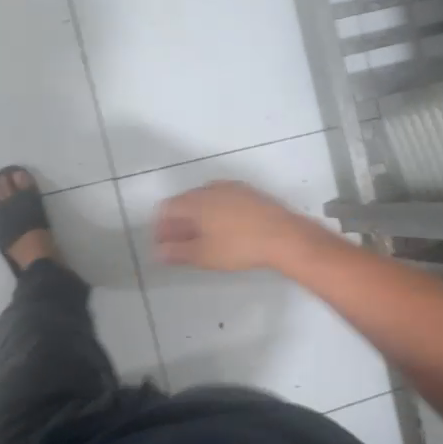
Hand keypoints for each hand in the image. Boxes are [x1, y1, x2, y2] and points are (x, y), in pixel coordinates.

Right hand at [153, 181, 331, 272]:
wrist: (284, 236)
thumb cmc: (239, 247)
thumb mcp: (204, 255)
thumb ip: (177, 252)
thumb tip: (158, 251)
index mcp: (195, 200)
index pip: (167, 208)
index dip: (161, 226)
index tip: (163, 243)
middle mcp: (211, 188)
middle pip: (186, 201)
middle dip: (179, 221)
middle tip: (180, 242)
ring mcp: (233, 188)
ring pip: (206, 199)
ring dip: (198, 216)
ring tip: (202, 238)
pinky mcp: (251, 193)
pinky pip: (225, 200)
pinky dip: (218, 212)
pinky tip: (226, 229)